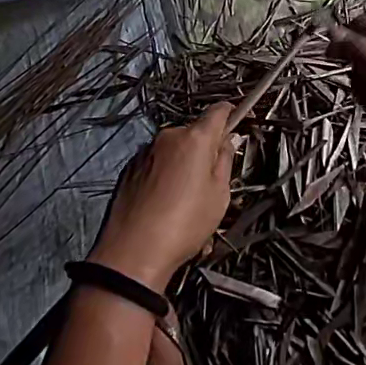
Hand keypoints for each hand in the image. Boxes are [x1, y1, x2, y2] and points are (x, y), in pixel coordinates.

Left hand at [90, 103, 236, 288]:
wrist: (133, 252)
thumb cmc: (184, 224)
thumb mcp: (219, 195)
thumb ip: (225, 161)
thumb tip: (228, 140)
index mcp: (195, 139)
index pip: (217, 111)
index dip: (229, 112)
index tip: (235, 116)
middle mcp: (168, 137)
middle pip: (194, 133)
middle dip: (205, 149)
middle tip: (213, 177)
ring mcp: (146, 152)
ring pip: (174, 150)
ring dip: (184, 164)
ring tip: (188, 200)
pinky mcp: (130, 168)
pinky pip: (157, 164)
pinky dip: (166, 176)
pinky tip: (167, 204)